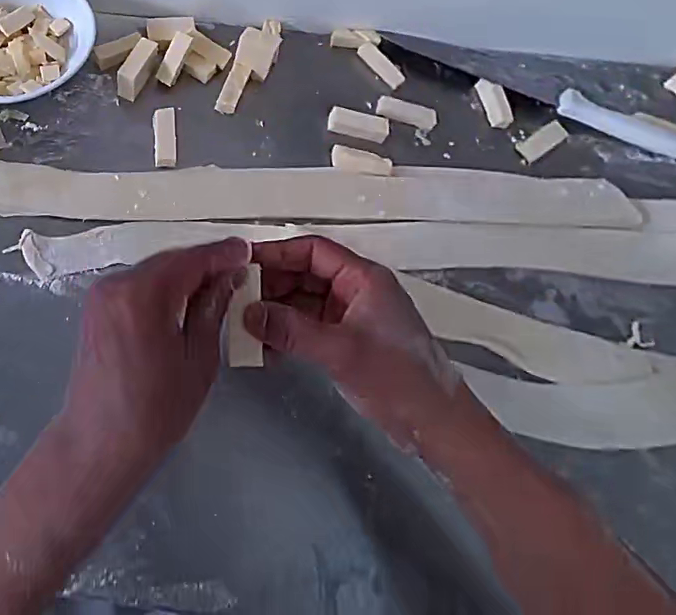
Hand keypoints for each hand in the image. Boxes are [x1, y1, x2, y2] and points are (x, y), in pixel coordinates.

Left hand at [55, 237, 250, 466]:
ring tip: (214, 286)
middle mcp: (116, 286)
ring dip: (183, 274)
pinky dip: (162, 285)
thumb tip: (226, 279)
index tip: (244, 252)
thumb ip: (212, 309)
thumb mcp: (199, 360)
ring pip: (154, 270)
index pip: (190, 260)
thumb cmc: (151, 414)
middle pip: (170, 261)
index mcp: (141, 296)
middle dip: (204, 264)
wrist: (97, 446)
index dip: (221, 254)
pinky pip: (137, 284)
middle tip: (235, 270)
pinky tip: (182, 298)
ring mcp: (101, 295)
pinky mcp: (96, 306)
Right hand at [244, 236, 470, 450]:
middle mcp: (355, 291)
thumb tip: (251, 314)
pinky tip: (267, 348)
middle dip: (272, 285)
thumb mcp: (341, 351)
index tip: (247, 261)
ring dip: (277, 311)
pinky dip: (287, 332)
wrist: (435, 424)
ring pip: (303, 301)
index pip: (313, 251)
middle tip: (240, 297)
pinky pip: (308, 326)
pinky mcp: (346, 340)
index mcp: (363, 278)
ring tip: (248, 324)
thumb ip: (292, 330)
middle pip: (305, 273)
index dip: (278, 252)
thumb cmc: (401, 378)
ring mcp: (350, 316)